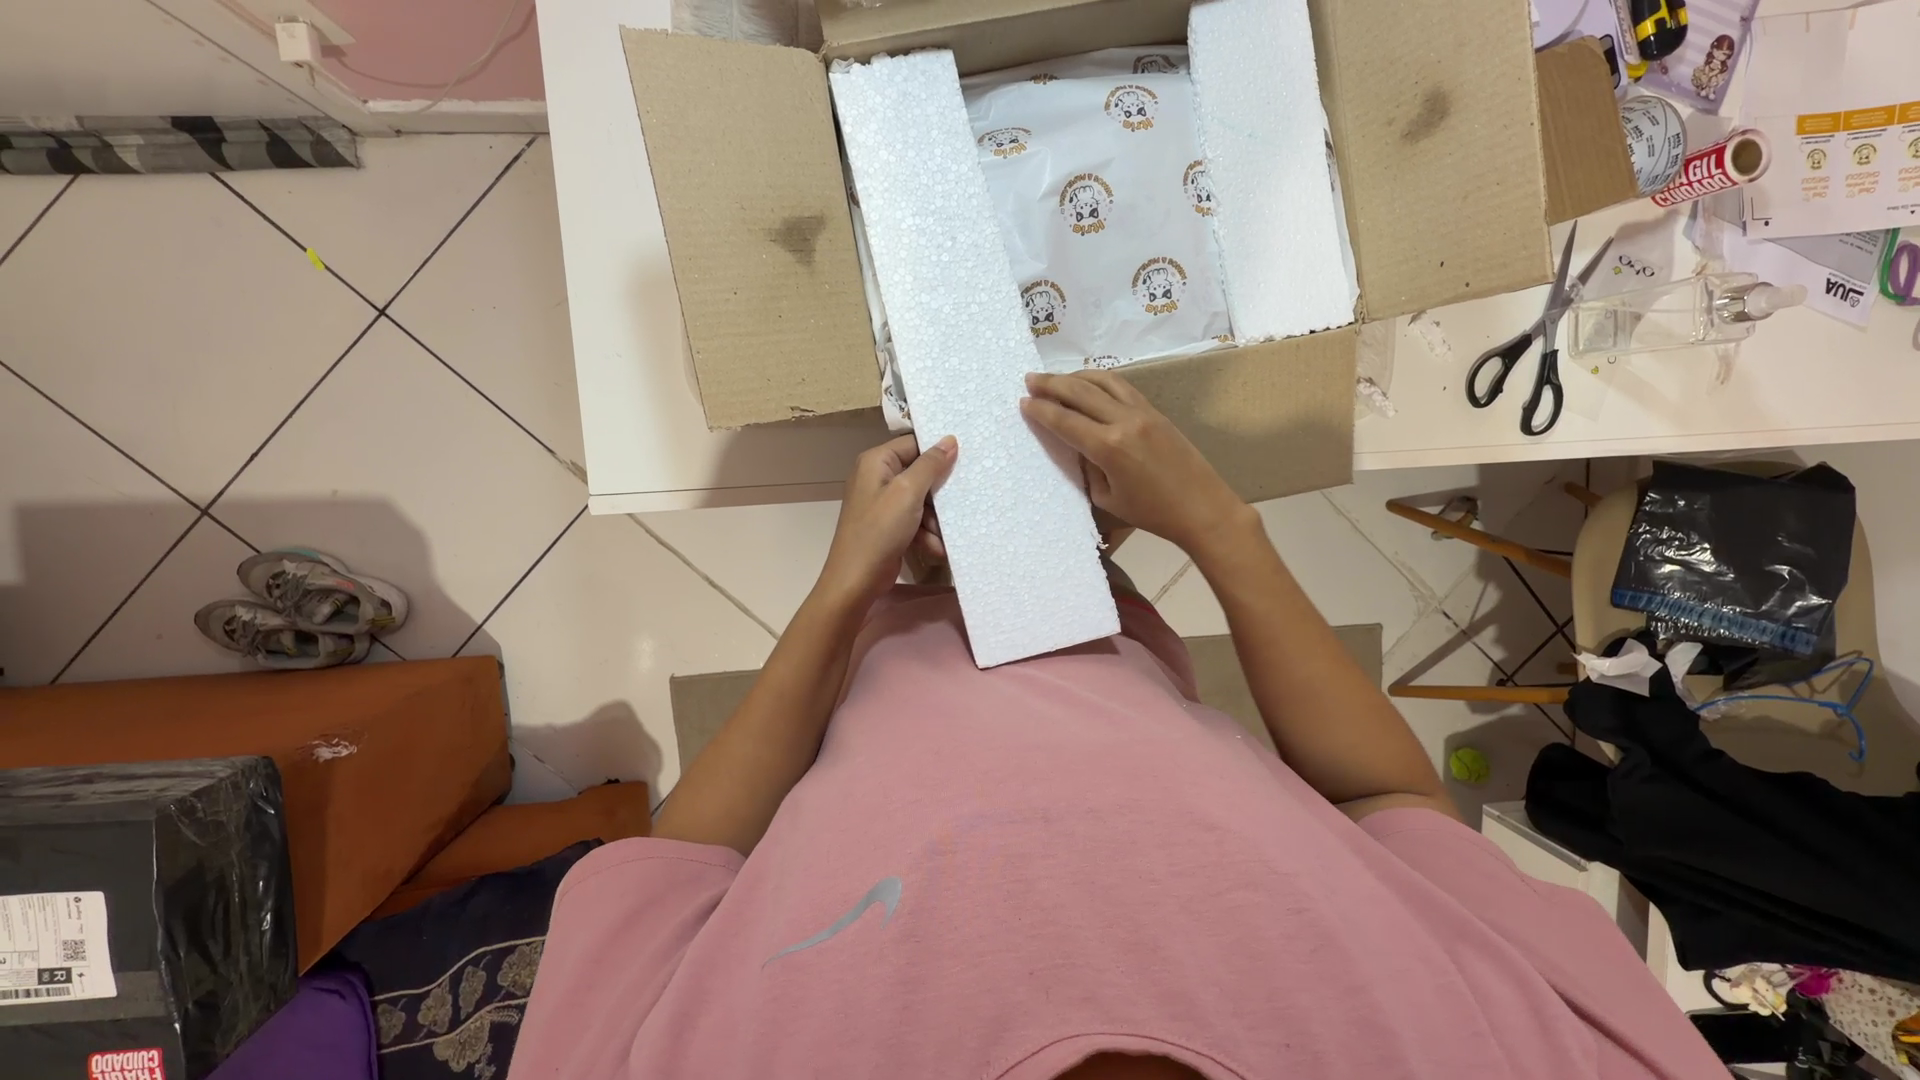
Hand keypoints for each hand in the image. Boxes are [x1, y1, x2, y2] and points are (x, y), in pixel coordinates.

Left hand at [814, 433, 957, 609]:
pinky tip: (935, 549)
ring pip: (921, 501)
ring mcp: (883, 503)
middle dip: (938, 495)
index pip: (913, 444)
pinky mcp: (889, 526)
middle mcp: (877, 477)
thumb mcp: (908, 492)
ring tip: (942, 536)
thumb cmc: (880, 530)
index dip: (937, 451)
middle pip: (920, 474)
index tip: (963, 460)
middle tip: (957, 503)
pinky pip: (915, 521)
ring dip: (935, 520)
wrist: (856, 580)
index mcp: (876, 461)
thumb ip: (931, 464)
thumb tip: (949, 439)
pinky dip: (926, 534)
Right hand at [1021, 371, 1248, 556]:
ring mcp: (1143, 412)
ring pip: (1103, 381)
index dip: (1041, 410)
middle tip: (1030, 379)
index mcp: (1108, 447)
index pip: (1065, 420)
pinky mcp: (1156, 411)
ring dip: (1075, 376)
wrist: (1202, 507)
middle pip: (1080, 392)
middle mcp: (1124, 421)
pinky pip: (1122, 386)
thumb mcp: (1108, 498)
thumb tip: (1080, 447)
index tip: (1023, 402)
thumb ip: (1088, 468)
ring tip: (1056, 377)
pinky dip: (1100, 380)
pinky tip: (1089, 383)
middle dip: (1051, 384)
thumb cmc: (1152, 513)